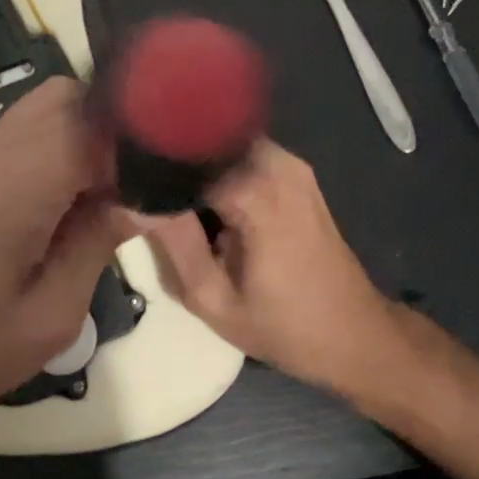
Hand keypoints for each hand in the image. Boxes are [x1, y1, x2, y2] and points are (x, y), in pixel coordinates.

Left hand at [0, 76, 135, 438]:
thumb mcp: (51, 315)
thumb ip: (99, 242)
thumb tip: (143, 197)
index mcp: (12, 183)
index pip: (93, 122)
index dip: (139, 138)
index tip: (173, 168)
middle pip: (67, 97)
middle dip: (114, 126)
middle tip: (141, 182)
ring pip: (44, 111)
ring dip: (85, 136)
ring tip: (111, 195)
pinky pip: (22, 136)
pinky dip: (57, 148)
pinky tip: (71, 201)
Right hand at [147, 139, 394, 393]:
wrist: (356, 336)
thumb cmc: (286, 326)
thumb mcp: (213, 298)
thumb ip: (171, 243)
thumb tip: (128, 200)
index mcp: (257, 190)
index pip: (182, 156)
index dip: (147, 170)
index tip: (121, 187)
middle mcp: (275, 162)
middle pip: (201, 143)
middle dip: (168, 163)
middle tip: (137, 193)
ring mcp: (290, 163)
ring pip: (219, 147)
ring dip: (191, 168)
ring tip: (163, 198)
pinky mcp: (295, 172)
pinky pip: (240, 157)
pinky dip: (215, 173)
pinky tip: (199, 203)